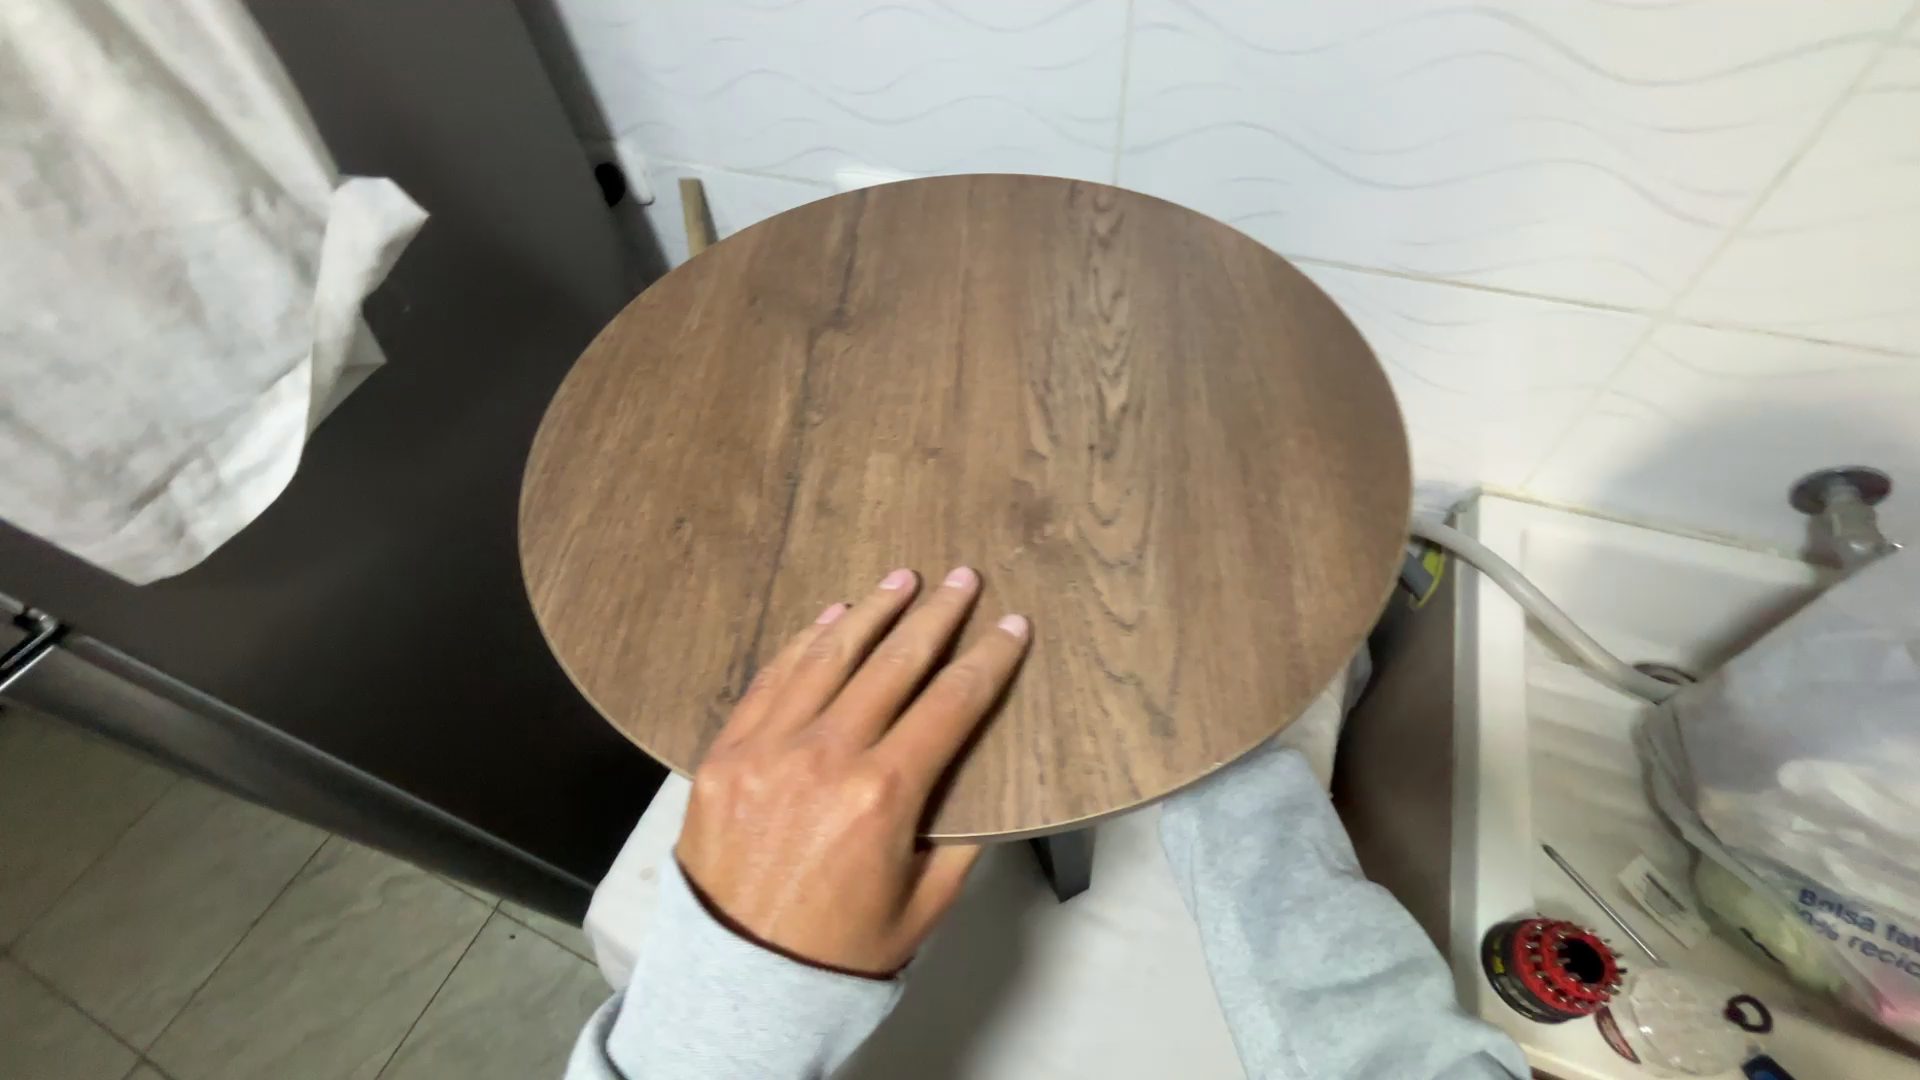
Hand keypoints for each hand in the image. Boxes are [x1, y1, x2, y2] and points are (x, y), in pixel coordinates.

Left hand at [676, 566, 1029, 977]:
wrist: (737, 983)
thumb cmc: (841, 950)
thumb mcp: (925, 905)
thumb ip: (961, 837)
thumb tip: (978, 780)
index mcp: (882, 795)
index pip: (952, 704)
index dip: (989, 659)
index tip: (1012, 625)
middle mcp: (825, 757)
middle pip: (894, 663)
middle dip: (936, 615)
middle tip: (962, 578)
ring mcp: (768, 748)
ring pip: (830, 656)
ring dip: (872, 610)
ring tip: (902, 577)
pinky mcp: (726, 751)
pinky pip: (771, 679)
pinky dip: (804, 642)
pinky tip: (832, 614)